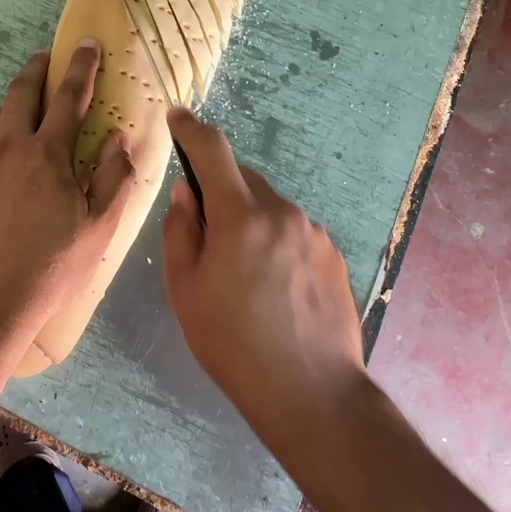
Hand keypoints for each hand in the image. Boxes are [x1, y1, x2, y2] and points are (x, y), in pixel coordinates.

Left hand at [0, 40, 136, 336]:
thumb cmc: (51, 267)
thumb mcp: (98, 229)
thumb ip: (113, 178)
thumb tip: (119, 139)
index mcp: (47, 155)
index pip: (68, 97)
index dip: (80, 67)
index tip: (86, 44)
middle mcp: (9, 148)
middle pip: (21, 93)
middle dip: (38, 69)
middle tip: (48, 57)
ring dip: (13, 104)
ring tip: (26, 109)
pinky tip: (4, 161)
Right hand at [162, 109, 364, 433]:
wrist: (312, 393)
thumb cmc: (233, 344)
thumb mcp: (185, 291)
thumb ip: (181, 231)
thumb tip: (187, 194)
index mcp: (241, 217)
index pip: (213, 151)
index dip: (191, 129)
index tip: (178, 117)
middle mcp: (282, 213)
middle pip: (243, 181)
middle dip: (220, 194)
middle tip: (206, 239)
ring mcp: (313, 234)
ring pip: (268, 209)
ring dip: (249, 222)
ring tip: (242, 276)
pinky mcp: (332, 256)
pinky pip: (292, 232)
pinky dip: (274, 242)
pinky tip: (272, 289)